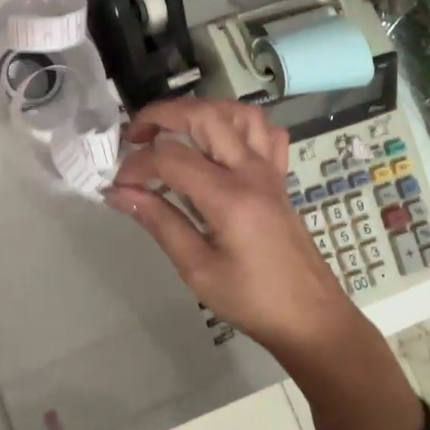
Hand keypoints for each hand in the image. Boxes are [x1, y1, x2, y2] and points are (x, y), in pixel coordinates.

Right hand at [106, 97, 421, 429]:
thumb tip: (118, 193)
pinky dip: (238, 125)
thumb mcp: (196, 269)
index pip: (170, 158)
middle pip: (204, 116)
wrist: (311, 318)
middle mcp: (251, 173)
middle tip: (134, 136)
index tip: (119, 187)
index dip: (136, 166)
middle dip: (161, 115)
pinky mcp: (280, 179)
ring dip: (200, 111)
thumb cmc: (252, 300)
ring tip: (174, 130)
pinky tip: (219, 142)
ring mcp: (270, 172)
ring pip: (238, 113)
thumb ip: (158, 222)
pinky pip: (266, 133)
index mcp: (228, 198)